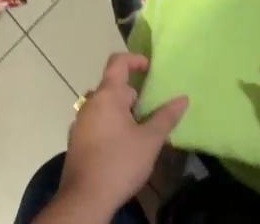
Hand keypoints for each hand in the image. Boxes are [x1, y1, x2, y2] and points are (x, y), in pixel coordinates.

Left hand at [47, 54, 187, 220]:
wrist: (85, 198)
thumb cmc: (119, 163)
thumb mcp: (149, 141)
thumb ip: (166, 117)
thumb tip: (183, 98)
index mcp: (107, 95)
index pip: (118, 62)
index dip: (135, 60)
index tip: (150, 69)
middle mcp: (90, 102)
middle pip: (113, 87)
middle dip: (132, 96)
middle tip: (150, 114)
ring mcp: (80, 121)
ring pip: (104, 106)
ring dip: (121, 113)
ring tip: (138, 133)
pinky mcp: (76, 140)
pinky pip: (96, 122)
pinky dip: (110, 126)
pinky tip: (121, 148)